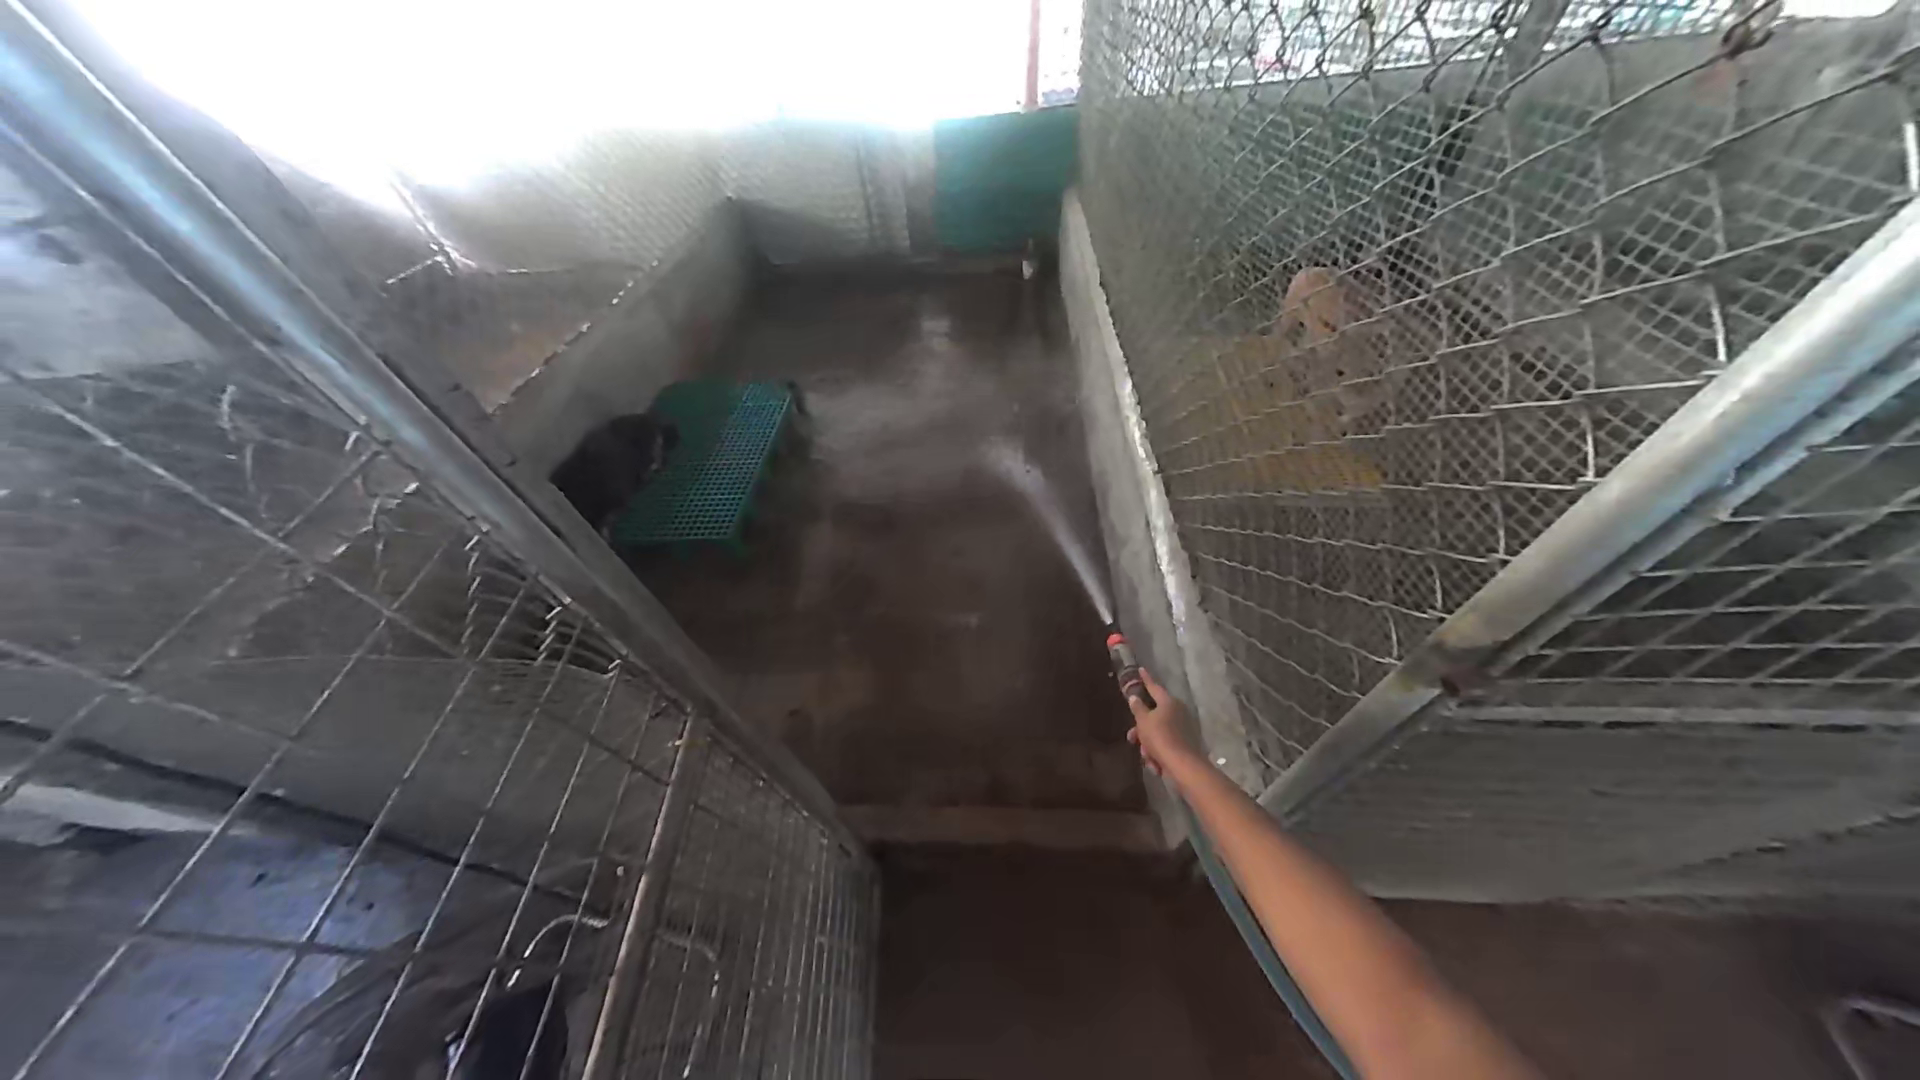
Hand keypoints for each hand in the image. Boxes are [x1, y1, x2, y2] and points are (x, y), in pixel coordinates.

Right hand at [1126, 668, 1206, 782]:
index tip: (1141, 669)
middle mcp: (1177, 712)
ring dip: (1148, 744)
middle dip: (1141, 729)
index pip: (1154, 686)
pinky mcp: (1184, 744)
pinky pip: (1165, 744)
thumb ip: (1137, 707)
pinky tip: (1155, 764)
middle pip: (1153, 715)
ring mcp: (1182, 728)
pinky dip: (1158, 753)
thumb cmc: (1160, 737)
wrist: (1182, 765)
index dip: (1145, 679)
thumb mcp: (1143, 721)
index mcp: (1168, 702)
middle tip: (1131, 737)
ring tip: (1146, 757)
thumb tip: (1134, 697)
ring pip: (1157, 732)